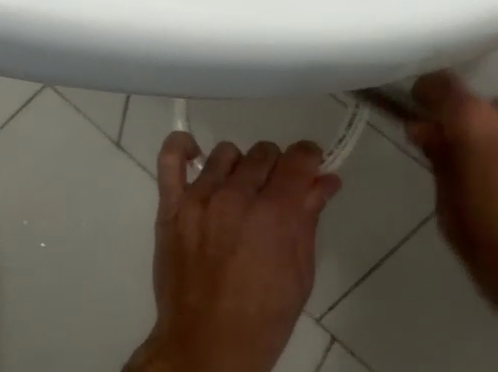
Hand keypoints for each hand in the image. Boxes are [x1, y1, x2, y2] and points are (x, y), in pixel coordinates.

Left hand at [127, 134, 343, 371]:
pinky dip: (182, 149)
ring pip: (227, 154)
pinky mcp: (171, 207)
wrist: (206, 348)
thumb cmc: (263, 318)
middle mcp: (237, 197)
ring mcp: (200, 199)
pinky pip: (171, 160)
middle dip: (278, 170)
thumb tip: (326, 179)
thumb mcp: (300, 273)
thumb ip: (309, 218)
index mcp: (274, 214)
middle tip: (275, 197)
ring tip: (240, 195)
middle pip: (264, 153)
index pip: (298, 158)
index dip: (310, 159)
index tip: (310, 169)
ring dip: (241, 168)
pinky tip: (195, 156)